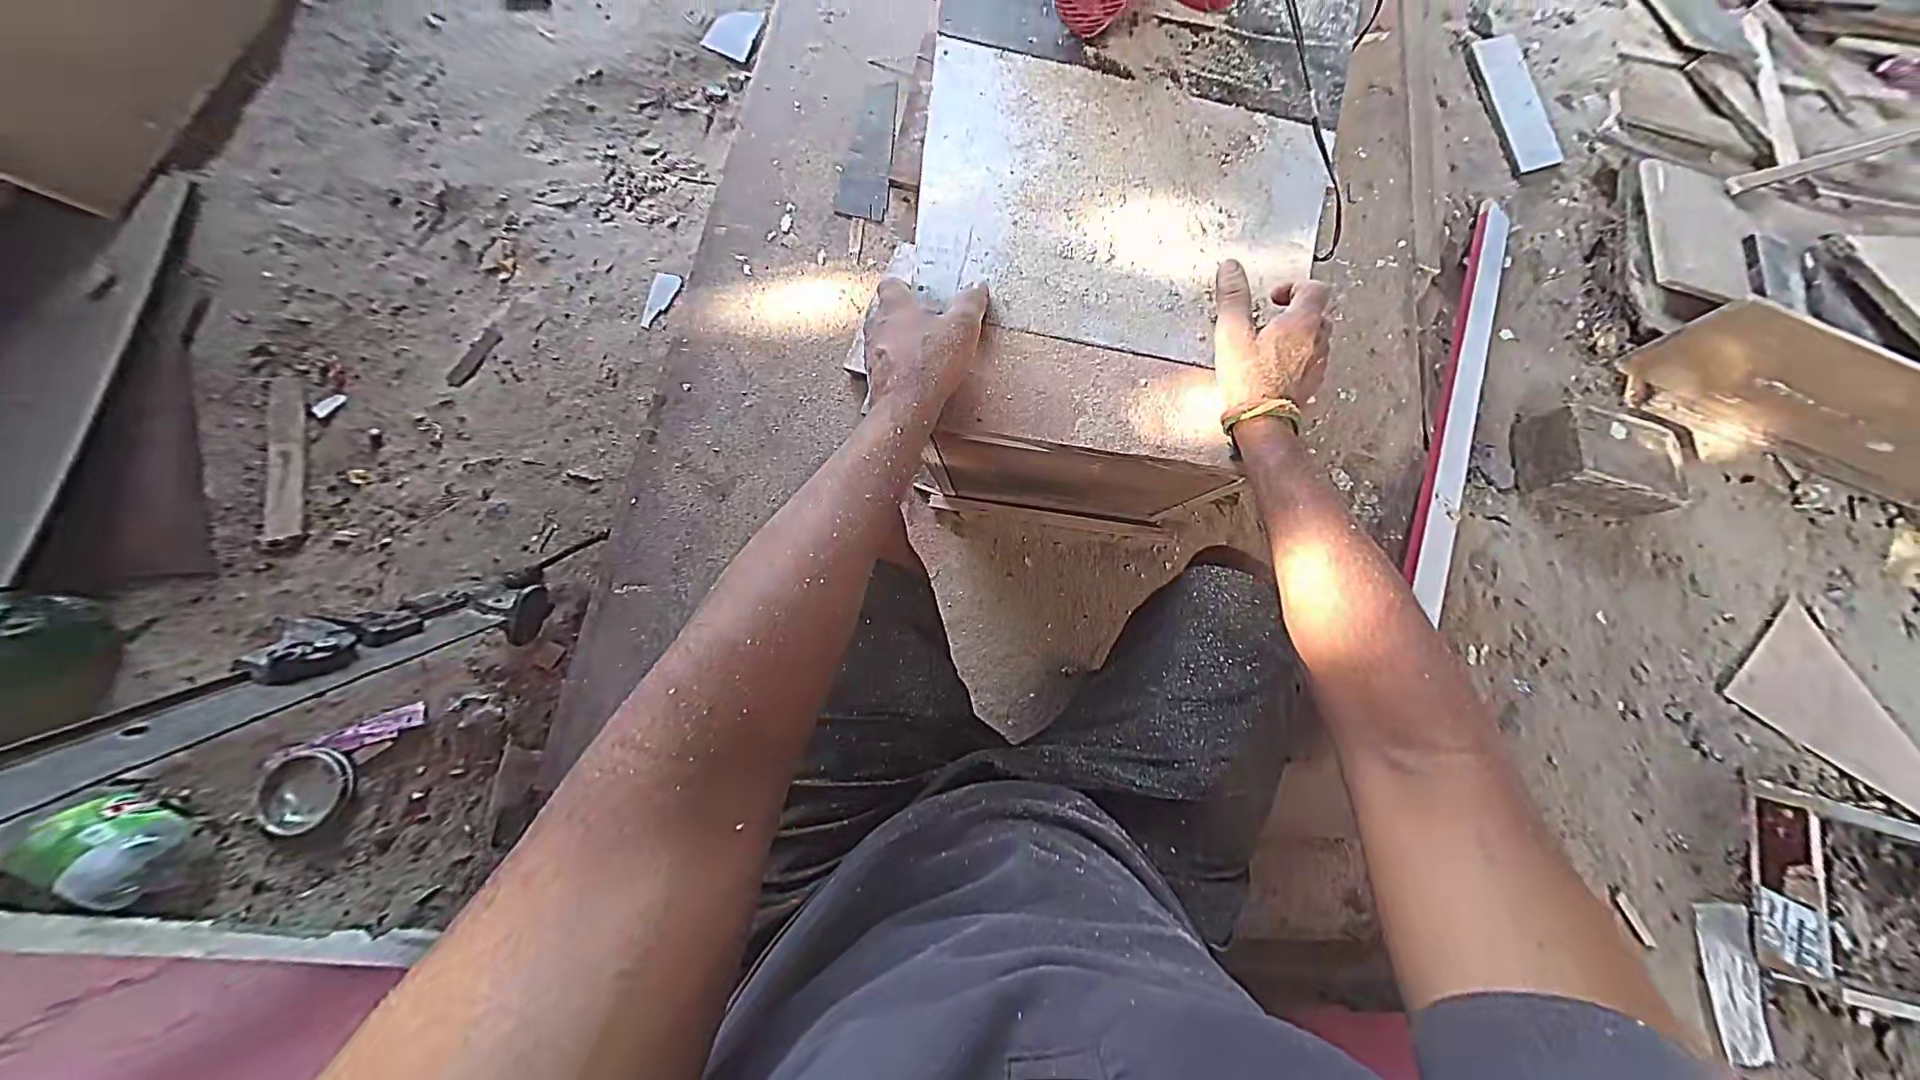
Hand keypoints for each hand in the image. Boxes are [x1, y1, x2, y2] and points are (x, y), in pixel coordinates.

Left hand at [864, 279, 989, 423]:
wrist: (905, 407)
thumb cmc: (928, 364)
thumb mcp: (961, 327)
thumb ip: (970, 304)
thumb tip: (977, 288)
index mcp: (895, 306)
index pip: (891, 284)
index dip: (905, 286)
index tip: (918, 291)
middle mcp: (877, 326)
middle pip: (885, 311)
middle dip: (903, 315)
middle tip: (924, 321)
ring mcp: (872, 353)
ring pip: (883, 339)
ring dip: (898, 342)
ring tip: (920, 350)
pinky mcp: (875, 378)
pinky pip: (885, 365)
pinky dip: (897, 366)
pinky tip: (914, 375)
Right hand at [1212, 260, 1331, 417]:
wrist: (1261, 422)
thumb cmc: (1248, 380)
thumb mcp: (1232, 334)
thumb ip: (1233, 298)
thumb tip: (1230, 268)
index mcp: (1303, 321)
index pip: (1315, 288)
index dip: (1295, 287)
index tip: (1273, 298)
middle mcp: (1318, 340)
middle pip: (1318, 313)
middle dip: (1296, 312)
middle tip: (1271, 320)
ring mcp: (1318, 363)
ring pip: (1316, 338)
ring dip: (1298, 336)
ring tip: (1271, 345)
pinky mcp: (1312, 383)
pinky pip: (1310, 361)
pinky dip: (1297, 358)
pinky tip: (1274, 368)